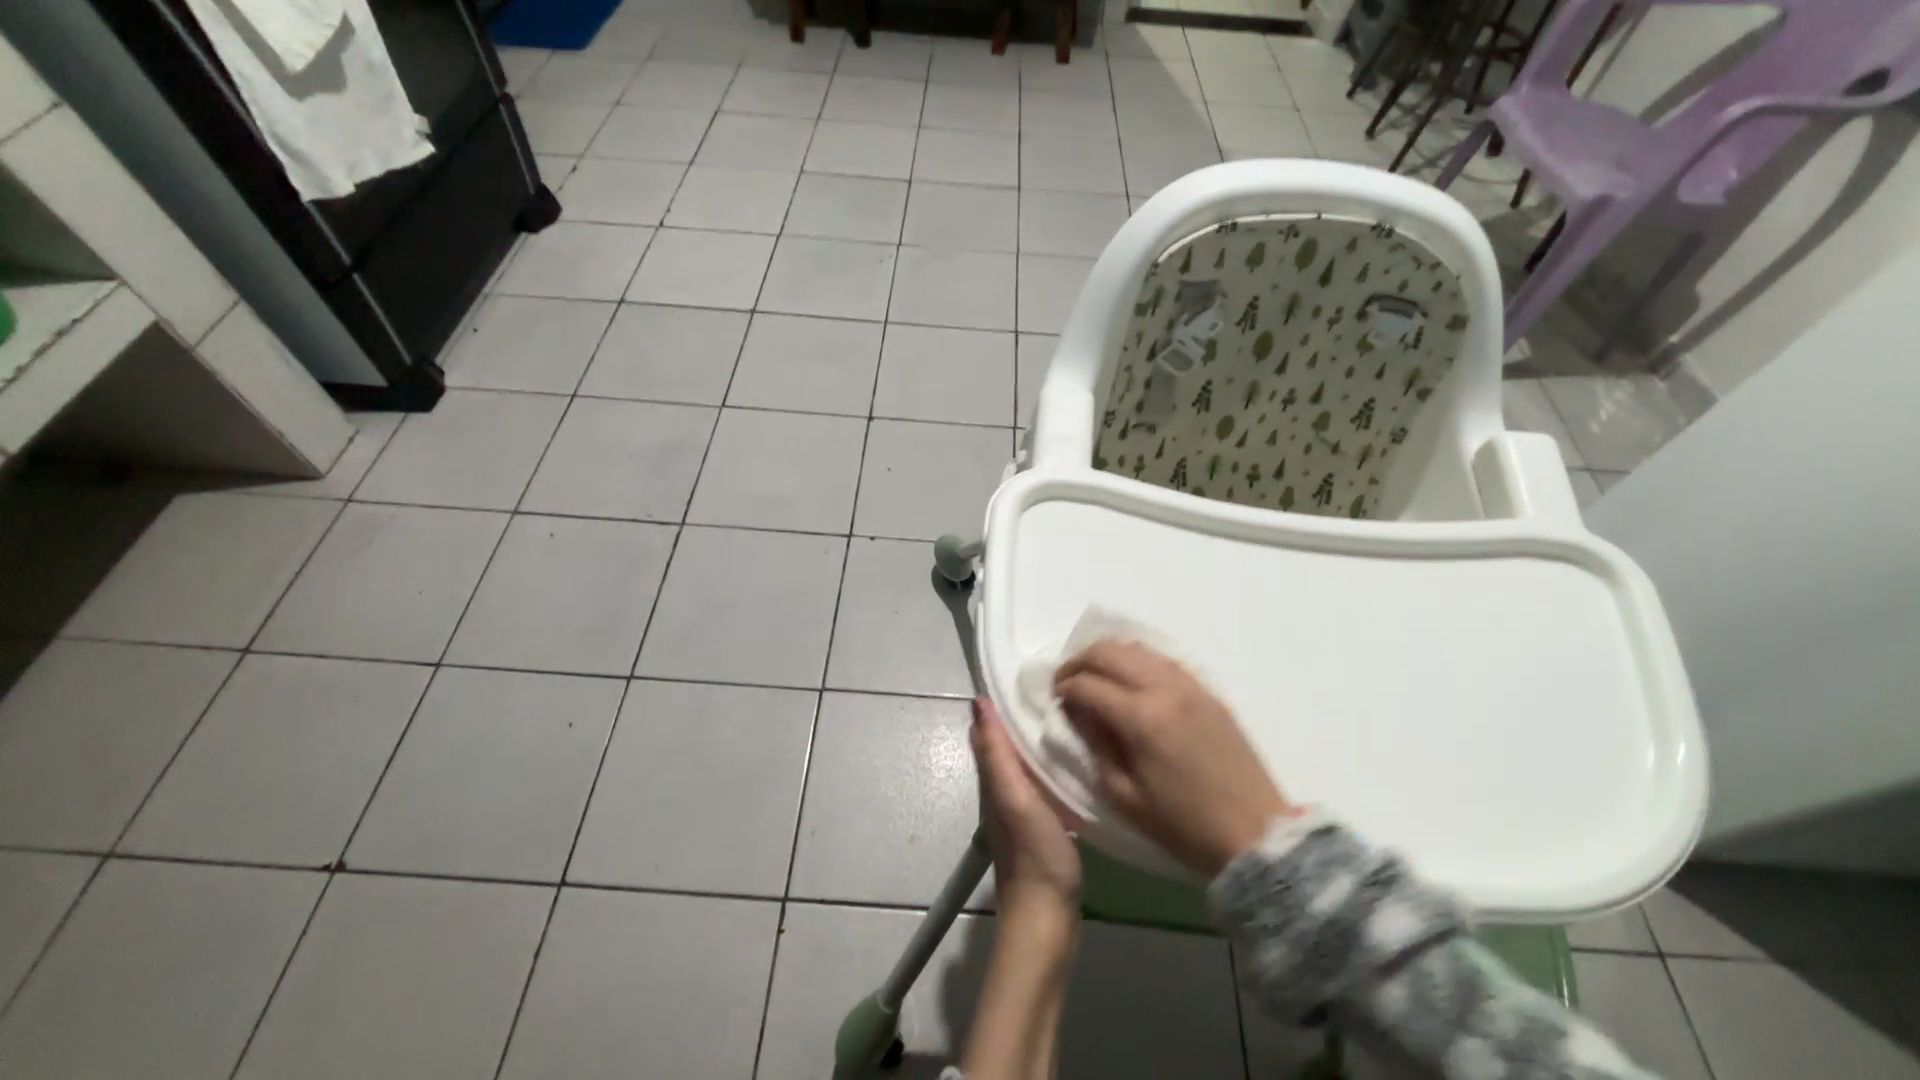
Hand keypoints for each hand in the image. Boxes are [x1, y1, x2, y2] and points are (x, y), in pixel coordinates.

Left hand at [971, 698, 1081, 915]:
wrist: (1047, 917)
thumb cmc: (1034, 855)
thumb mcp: (1017, 799)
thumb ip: (998, 755)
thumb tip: (978, 703)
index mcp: (994, 782)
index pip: (989, 733)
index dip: (1000, 704)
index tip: (1026, 676)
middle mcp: (1003, 792)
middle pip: (1007, 747)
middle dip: (1021, 718)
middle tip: (1054, 690)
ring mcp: (1022, 811)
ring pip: (1025, 765)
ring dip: (1037, 742)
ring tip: (1067, 717)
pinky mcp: (1041, 826)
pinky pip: (1043, 784)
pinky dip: (1052, 767)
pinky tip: (1073, 763)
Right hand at [1055, 641, 1292, 876]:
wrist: (1253, 832)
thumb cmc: (1183, 825)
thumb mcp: (1124, 797)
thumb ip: (1096, 747)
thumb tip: (1077, 714)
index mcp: (1141, 719)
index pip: (1086, 684)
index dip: (1063, 689)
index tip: (1053, 702)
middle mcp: (1164, 689)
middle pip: (1109, 652)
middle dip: (1079, 662)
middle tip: (1066, 683)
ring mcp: (1190, 686)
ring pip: (1137, 648)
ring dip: (1108, 657)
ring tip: (1095, 679)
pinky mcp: (1208, 692)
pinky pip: (1164, 660)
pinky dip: (1138, 661)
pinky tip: (1130, 682)